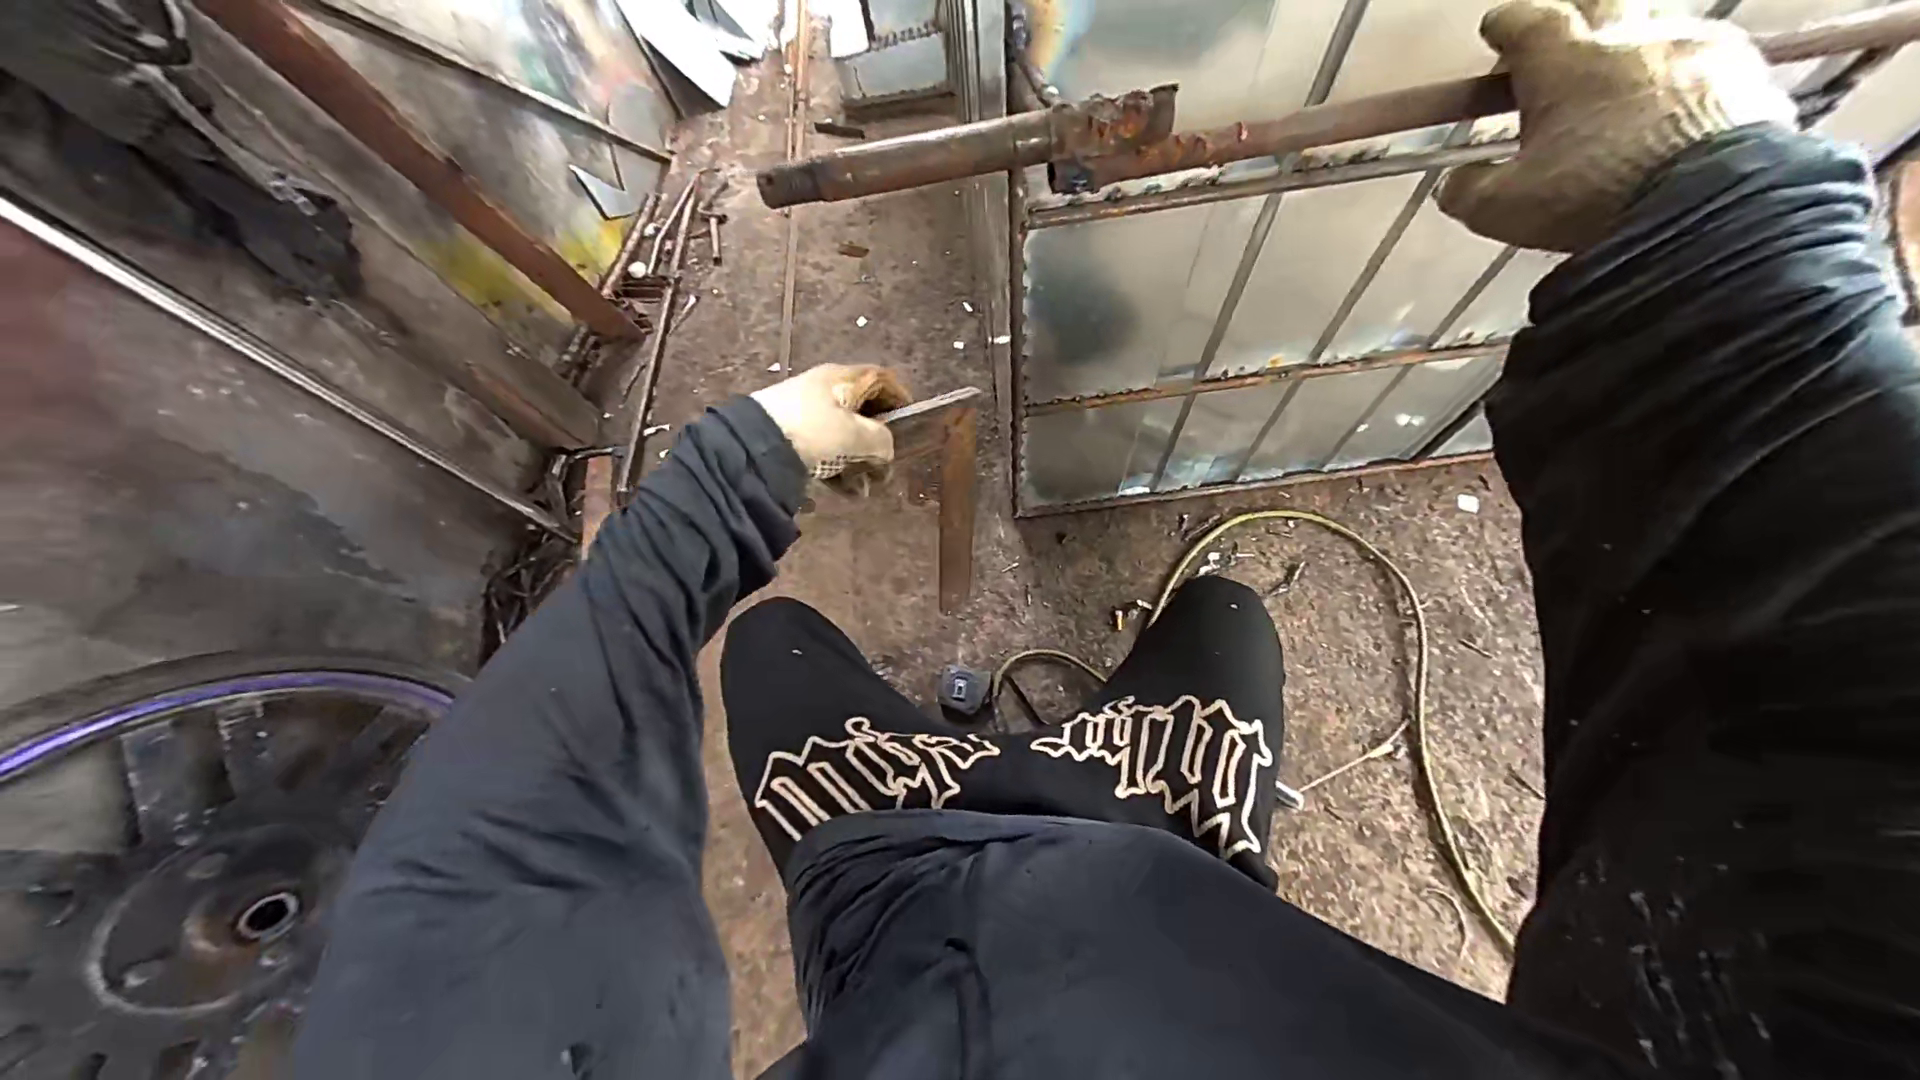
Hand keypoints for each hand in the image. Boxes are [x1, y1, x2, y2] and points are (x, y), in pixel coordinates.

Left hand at [751, 363, 911, 493]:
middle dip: (879, 443)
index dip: (900, 399)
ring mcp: (809, 415)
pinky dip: (840, 470)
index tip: (911, 424)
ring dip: (861, 462)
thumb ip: (882, 442)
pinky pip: (827, 452)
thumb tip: (886, 451)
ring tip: (866, 487)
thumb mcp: (857, 435)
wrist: (754, 446)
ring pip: (846, 437)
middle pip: (865, 413)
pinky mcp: (794, 437)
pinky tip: (847, 491)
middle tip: (887, 466)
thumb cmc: (814, 430)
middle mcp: (826, 391)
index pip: (881, 379)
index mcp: (843, 379)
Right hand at [1438, 0, 1794, 251]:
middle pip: (1602, 2)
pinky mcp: (1741, 69)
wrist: (1701, 200)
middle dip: (1576, 15)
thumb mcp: (1498, 207)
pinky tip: (1659, 99)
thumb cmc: (1588, 196)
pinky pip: (1696, 57)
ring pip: (1653, 25)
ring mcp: (1694, 48)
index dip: (1509, 23)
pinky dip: (1668, 72)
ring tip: (1609, 74)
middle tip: (1558, 36)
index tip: (1496, 24)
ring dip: (1626, 43)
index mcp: (1567, 67)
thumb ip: (1466, 189)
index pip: (1532, 25)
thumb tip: (1456, 181)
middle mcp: (1632, 40)